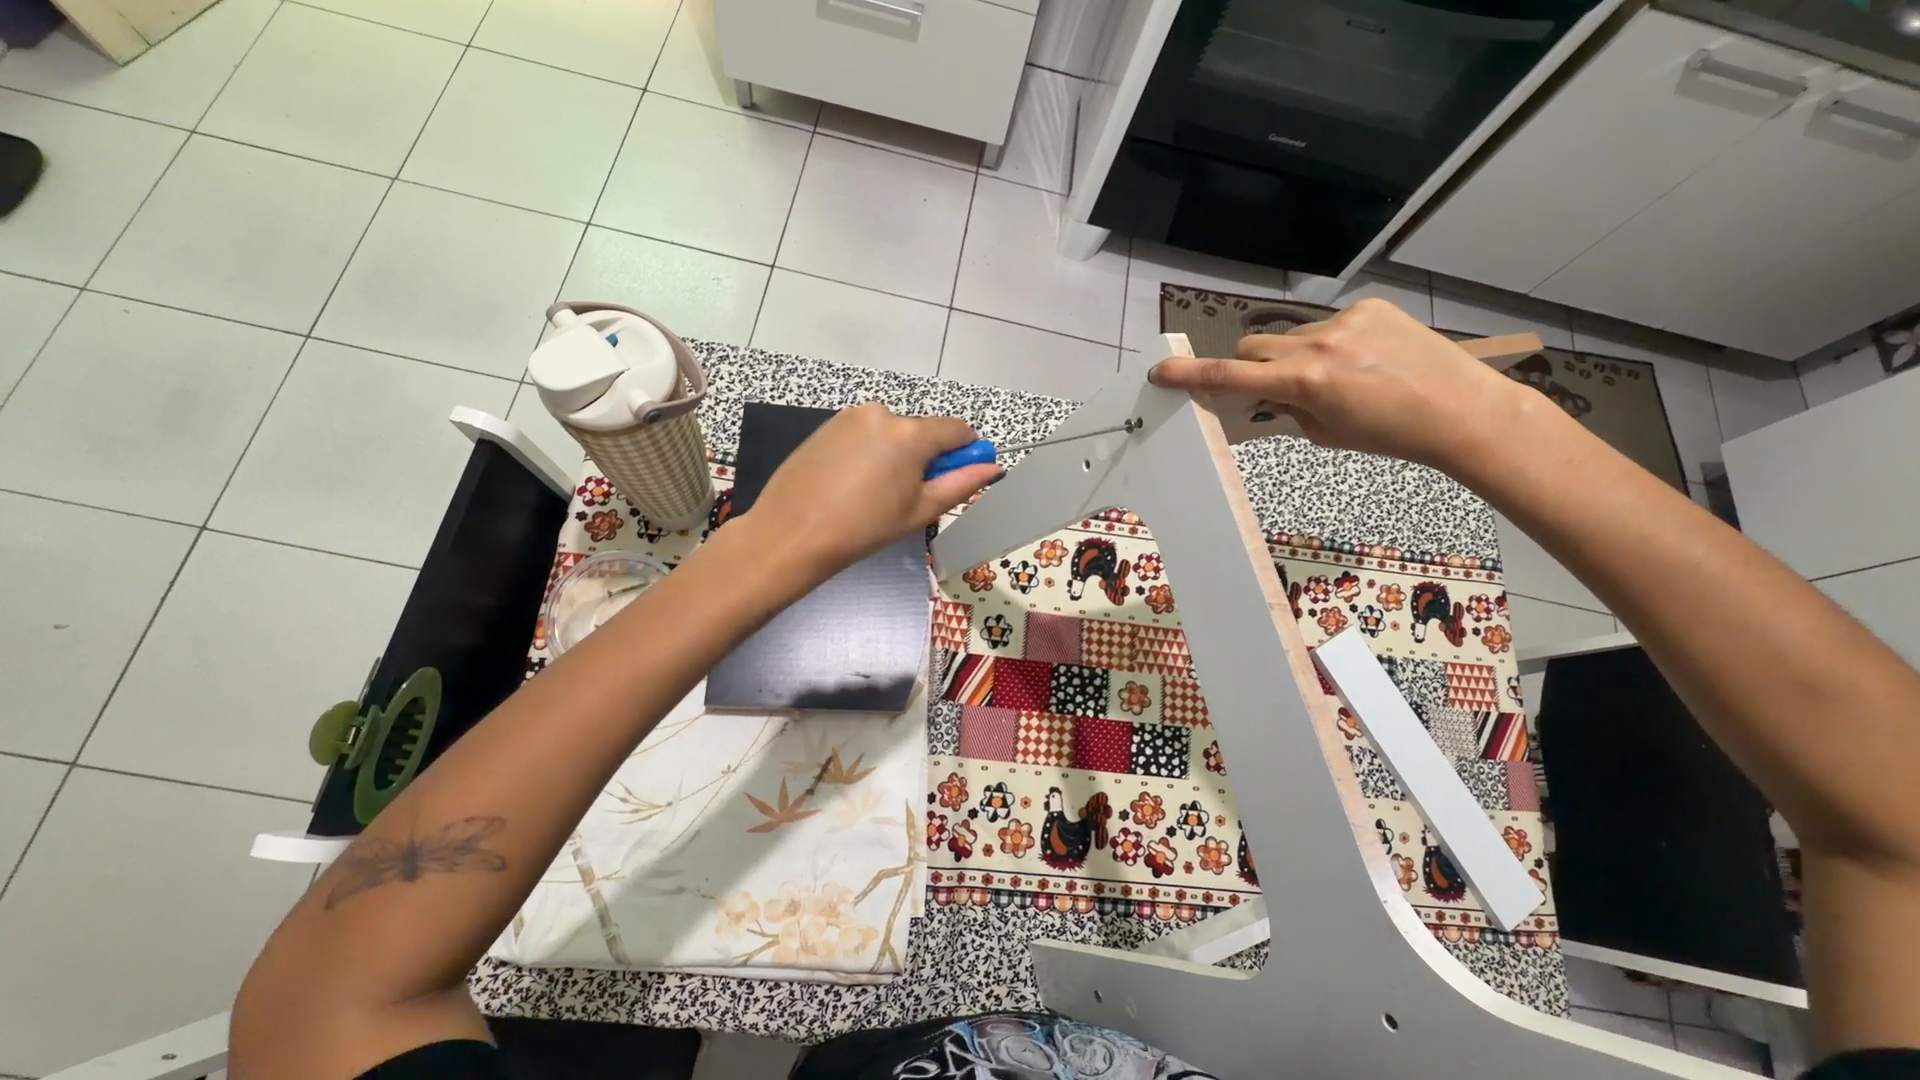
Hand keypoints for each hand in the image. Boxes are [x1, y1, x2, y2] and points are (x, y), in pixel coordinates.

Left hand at [743, 404, 998, 574]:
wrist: (791, 534)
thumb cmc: (863, 529)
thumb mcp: (919, 511)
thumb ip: (961, 484)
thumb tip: (994, 467)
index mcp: (910, 433)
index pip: (956, 429)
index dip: (965, 452)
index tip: (957, 477)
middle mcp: (882, 413)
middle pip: (922, 431)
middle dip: (925, 458)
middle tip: (906, 498)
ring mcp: (850, 416)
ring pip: (891, 433)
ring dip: (896, 455)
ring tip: (873, 494)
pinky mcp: (826, 425)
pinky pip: (864, 434)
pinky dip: (869, 453)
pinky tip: (851, 485)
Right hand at [1149, 298, 1530, 471]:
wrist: (1461, 409)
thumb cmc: (1392, 435)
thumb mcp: (1328, 433)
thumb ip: (1288, 408)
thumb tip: (1268, 394)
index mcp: (1304, 383)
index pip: (1231, 376)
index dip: (1191, 375)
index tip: (1162, 372)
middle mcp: (1317, 345)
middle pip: (1253, 346)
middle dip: (1251, 365)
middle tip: (1271, 387)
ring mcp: (1344, 321)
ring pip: (1291, 336)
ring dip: (1293, 355)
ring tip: (1338, 376)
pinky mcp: (1369, 307)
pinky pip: (1327, 324)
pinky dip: (1330, 343)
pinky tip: (1363, 360)